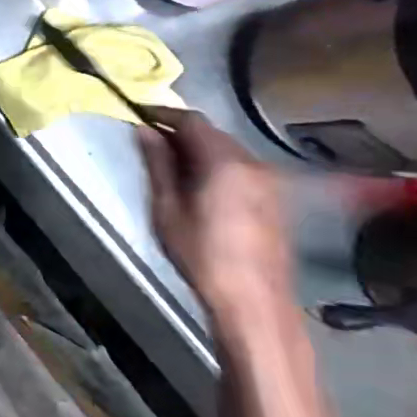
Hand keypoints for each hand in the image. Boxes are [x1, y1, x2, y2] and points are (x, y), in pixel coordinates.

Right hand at [136, 107, 293, 336]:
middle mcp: (252, 162)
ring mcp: (269, 181)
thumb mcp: (168, 210)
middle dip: (182, 133)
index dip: (164, 114)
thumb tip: (145, 131)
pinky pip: (242, 167)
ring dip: (201, 150)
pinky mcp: (276, 198)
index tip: (140, 115)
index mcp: (224, 161)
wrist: (254, 302)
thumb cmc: (202, 256)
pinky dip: (219, 165)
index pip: (192, 120)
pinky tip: (202, 186)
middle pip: (213, 133)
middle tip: (153, 143)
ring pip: (229, 150)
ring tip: (174, 165)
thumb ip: (158, 165)